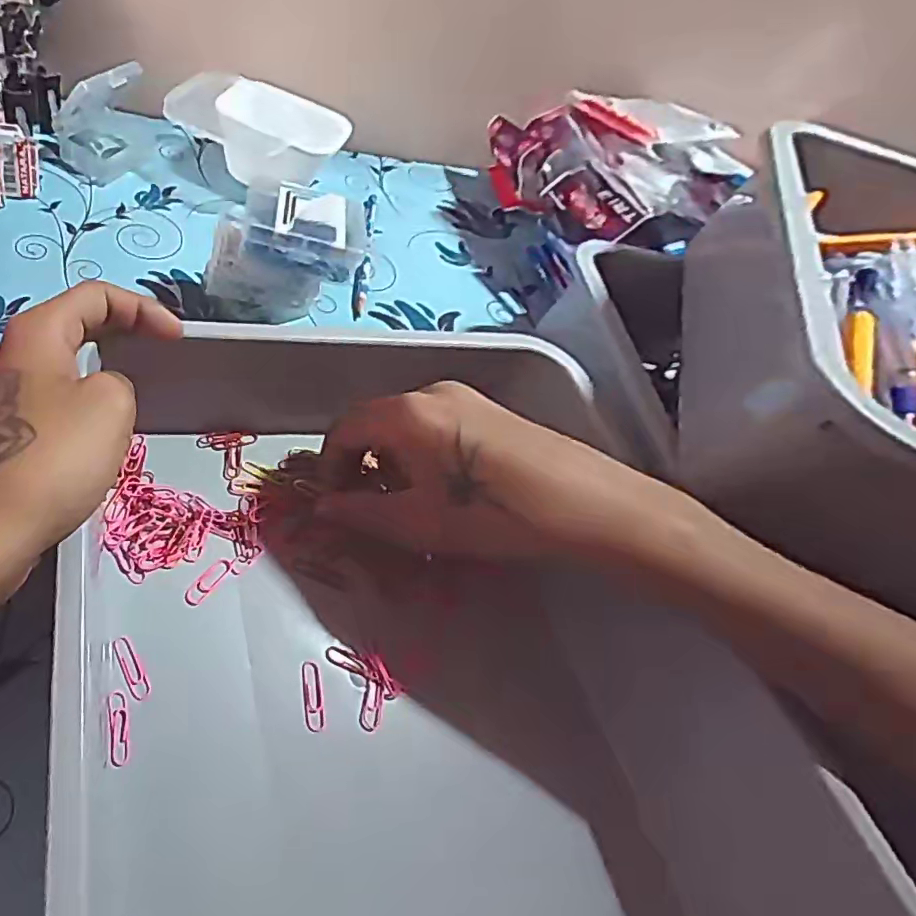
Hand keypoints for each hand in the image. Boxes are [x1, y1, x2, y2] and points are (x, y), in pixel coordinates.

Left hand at [0, 281, 182, 571]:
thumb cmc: (55, 458)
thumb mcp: (111, 403)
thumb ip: (121, 380)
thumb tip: (106, 392)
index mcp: (39, 331)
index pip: (97, 295)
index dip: (143, 308)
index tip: (176, 337)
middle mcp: (21, 354)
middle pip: (82, 323)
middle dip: (127, 332)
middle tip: (162, 354)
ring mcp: (16, 394)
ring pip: (74, 364)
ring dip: (111, 370)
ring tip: (145, 392)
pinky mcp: (18, 431)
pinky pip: (65, 399)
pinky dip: (93, 402)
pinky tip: (112, 430)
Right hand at [313, 380, 709, 566]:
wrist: (591, 507)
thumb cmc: (498, 515)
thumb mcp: (419, 523)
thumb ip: (361, 512)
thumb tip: (325, 508)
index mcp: (408, 413)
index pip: (343, 430)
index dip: (328, 467)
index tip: (331, 501)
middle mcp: (430, 392)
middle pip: (369, 421)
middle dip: (354, 461)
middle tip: (358, 503)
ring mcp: (461, 396)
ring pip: (398, 421)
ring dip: (383, 457)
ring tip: (397, 499)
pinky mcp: (484, 408)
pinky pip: (427, 422)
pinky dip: (411, 449)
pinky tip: (432, 484)